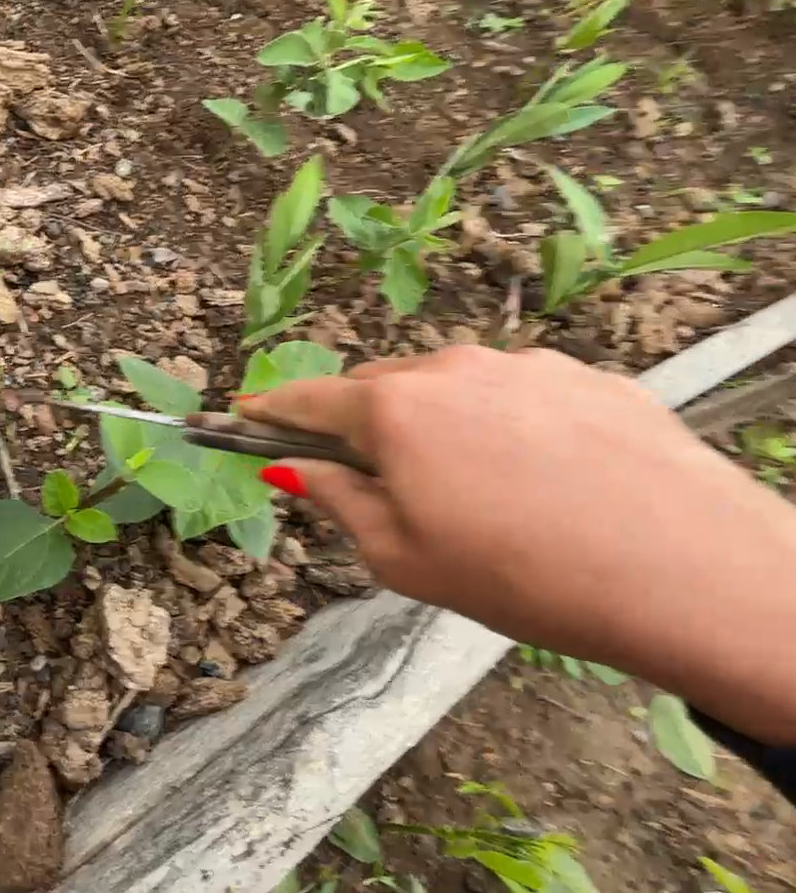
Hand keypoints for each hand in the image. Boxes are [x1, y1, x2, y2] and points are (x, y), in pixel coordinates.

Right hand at [241, 344, 795, 743]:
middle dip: (358, 424)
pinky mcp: (591, 377)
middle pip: (374, 388)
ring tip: (468, 483)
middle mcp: (449, 369)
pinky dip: (498, 420)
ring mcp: (525, 366)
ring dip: (430, 420)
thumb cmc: (523, 577)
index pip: (304, 400)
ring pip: (444, 385)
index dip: (267, 411)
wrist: (708, 585)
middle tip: (375, 478)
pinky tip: (535, 473)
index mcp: (392, 410)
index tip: (242, 415)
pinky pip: (512, 390)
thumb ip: (333, 499)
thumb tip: (286, 468)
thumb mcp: (399, 555)